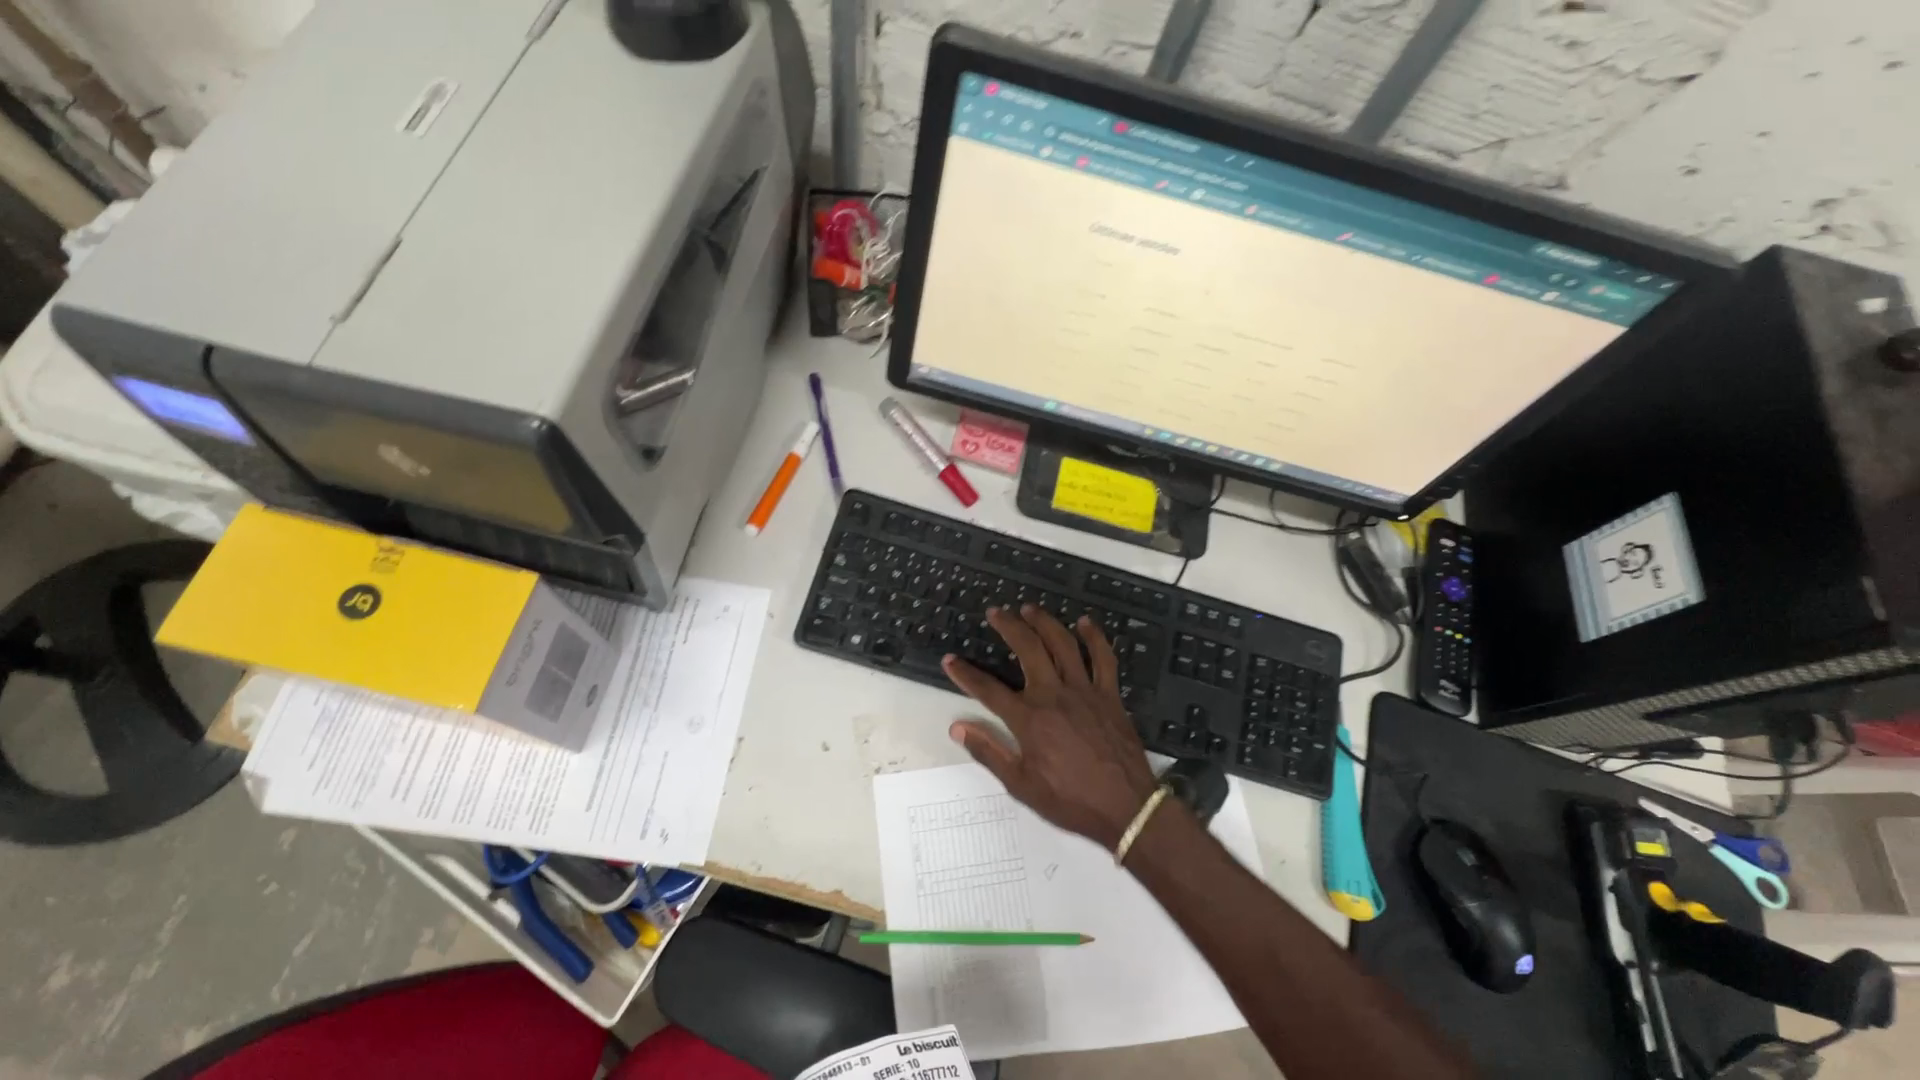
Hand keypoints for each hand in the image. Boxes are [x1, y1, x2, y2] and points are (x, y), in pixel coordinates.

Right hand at [942, 604, 1158, 849]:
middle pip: (1028, 649)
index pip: (988, 690)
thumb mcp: (1021, 785)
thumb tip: (958, 727)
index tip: (951, 660)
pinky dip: (1094, 637)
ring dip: (1045, 622)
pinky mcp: (1110, 696)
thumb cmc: (1071, 801)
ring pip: (1063, 644)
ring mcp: (1085, 692)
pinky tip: (1085, 623)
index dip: (966, 674)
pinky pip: (1103, 658)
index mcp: (1029, 720)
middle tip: (996, 612)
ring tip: (1029, 609)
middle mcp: (1054, 696)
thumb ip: (989, 752)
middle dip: (1008, 626)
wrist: (1126, 808)